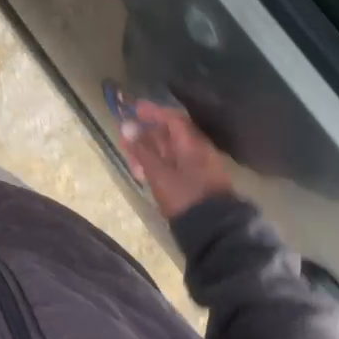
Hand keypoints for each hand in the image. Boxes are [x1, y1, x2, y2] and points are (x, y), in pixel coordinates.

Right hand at [115, 100, 233, 219]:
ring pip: (171, 150)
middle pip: (170, 134)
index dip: (152, 112)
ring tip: (131, 160)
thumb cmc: (184, 197)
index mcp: (192, 144)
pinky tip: (146, 172)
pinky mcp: (197, 181)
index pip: (172, 119)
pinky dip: (159, 163)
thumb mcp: (159, 173)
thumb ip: (142, 150)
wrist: (213, 230)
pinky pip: (176, 163)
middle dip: (146, 134)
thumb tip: (126, 126)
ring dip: (150, 150)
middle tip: (124, 138)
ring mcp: (199, 167)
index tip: (133, 109)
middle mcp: (198, 151)